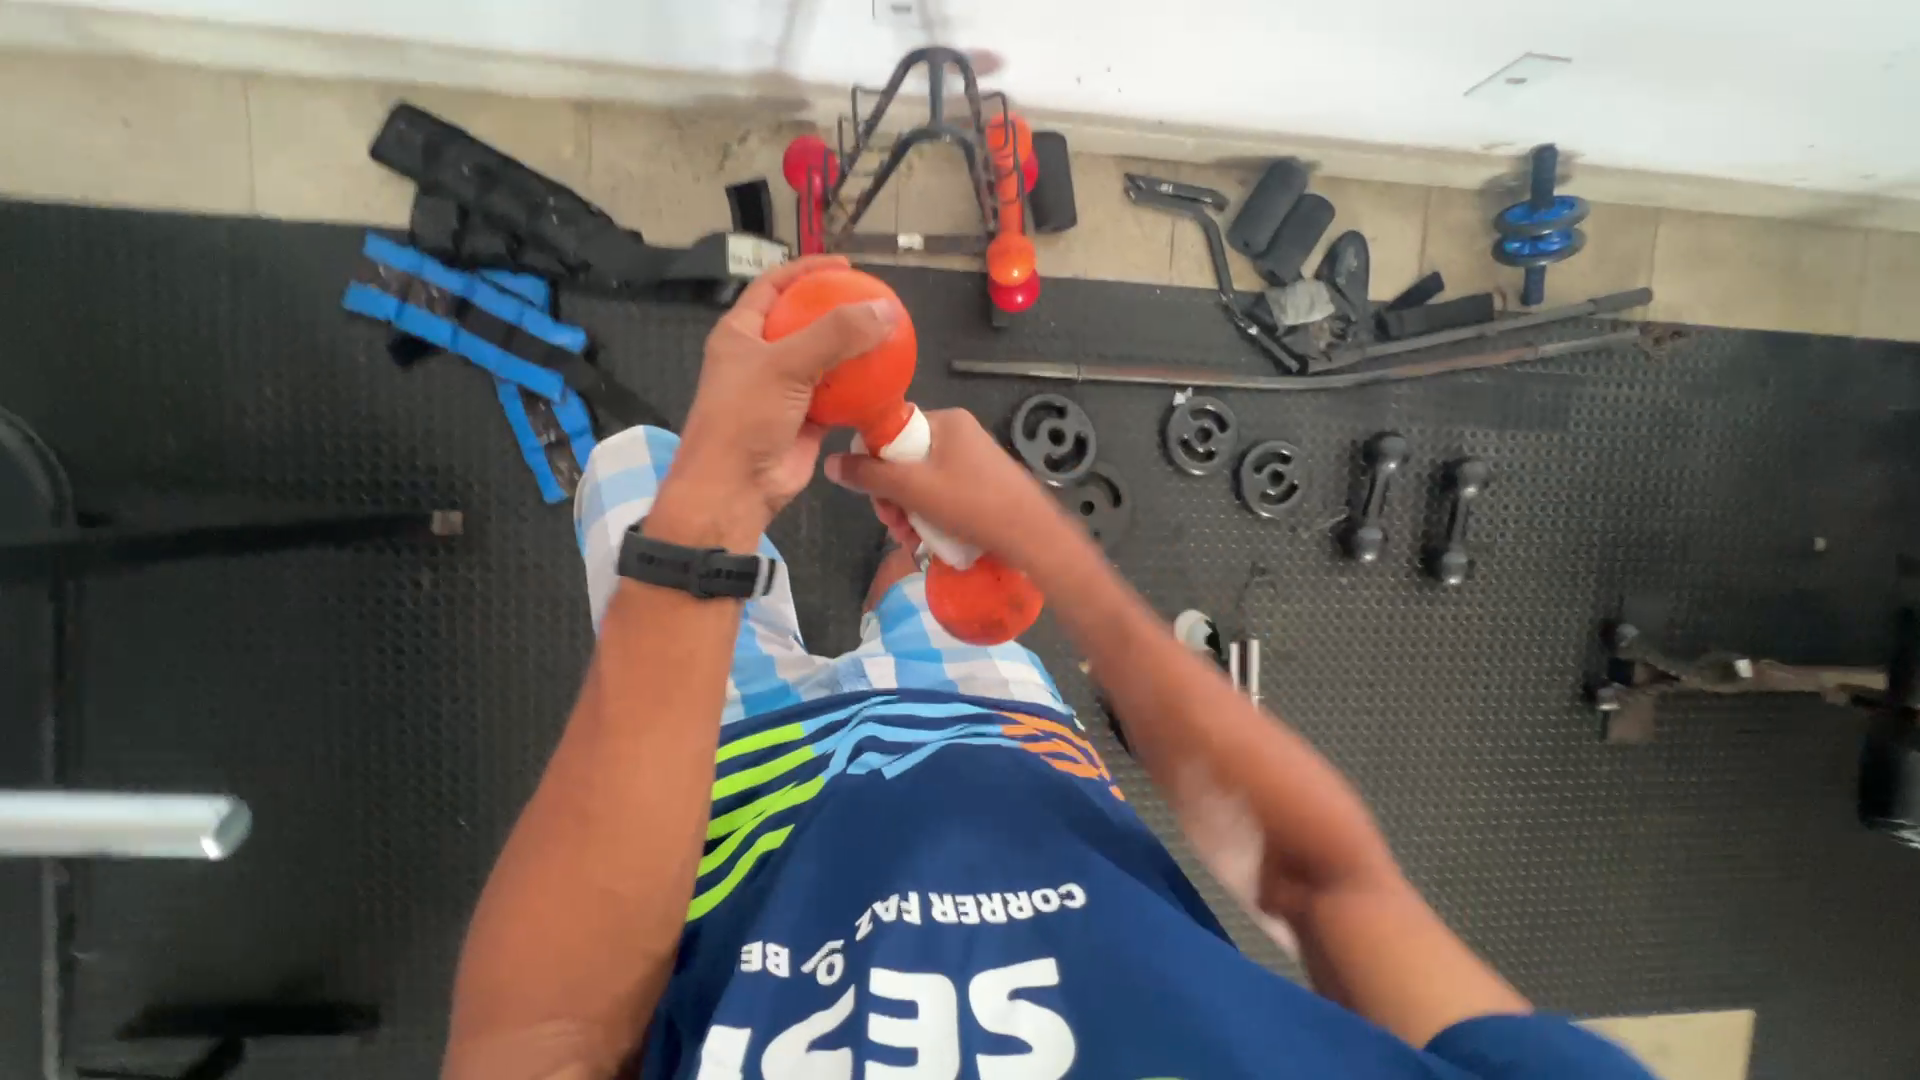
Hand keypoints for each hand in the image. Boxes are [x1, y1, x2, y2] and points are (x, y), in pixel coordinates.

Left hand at [654, 256, 896, 547]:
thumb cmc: (744, 418)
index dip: (807, 270)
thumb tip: (886, 310)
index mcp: (742, 334)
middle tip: (874, 303)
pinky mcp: (807, 421)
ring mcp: (785, 392)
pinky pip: (839, 399)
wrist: (736, 488)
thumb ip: (836, 334)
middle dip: (837, 313)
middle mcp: (762, 360)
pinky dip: (860, 392)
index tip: (845, 265)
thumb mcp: (785, 364)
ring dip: (853, 354)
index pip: (774, 286)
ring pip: (825, 363)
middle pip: (804, 324)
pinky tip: (886, 382)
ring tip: (887, 339)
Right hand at [823, 408, 1076, 573]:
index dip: (874, 461)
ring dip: (909, 512)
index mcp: (946, 422)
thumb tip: (831, 463)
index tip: (872, 493)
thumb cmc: (972, 505)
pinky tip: (928, 540)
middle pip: (905, 460)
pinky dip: (930, 516)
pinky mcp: (982, 485)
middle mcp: (959, 435)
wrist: (1032, 537)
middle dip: (892, 496)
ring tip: (910, 540)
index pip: (892, 430)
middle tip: (893, 525)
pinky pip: (942, 494)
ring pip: (922, 482)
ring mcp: (973, 461)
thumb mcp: (914, 489)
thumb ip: (870, 475)